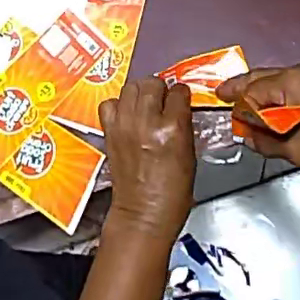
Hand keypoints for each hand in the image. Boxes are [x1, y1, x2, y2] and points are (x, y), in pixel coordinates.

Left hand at [97, 76, 193, 247]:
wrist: (143, 216)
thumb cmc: (172, 193)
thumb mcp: (190, 155)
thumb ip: (184, 125)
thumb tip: (180, 106)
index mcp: (172, 129)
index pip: (178, 92)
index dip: (181, 94)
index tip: (181, 98)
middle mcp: (145, 122)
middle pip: (151, 83)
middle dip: (160, 89)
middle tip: (163, 100)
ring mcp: (124, 125)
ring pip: (130, 87)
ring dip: (140, 92)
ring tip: (145, 104)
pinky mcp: (109, 132)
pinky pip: (109, 103)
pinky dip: (118, 105)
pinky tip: (126, 114)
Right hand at [217, 63, 299, 189]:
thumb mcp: (293, 149)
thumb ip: (264, 139)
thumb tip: (247, 135)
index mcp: (292, 80)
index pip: (252, 90)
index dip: (237, 104)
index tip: (224, 111)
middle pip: (263, 78)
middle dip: (243, 89)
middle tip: (223, 95)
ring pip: (278, 84)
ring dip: (262, 96)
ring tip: (246, 111)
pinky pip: (293, 90)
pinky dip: (279, 100)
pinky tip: (273, 114)